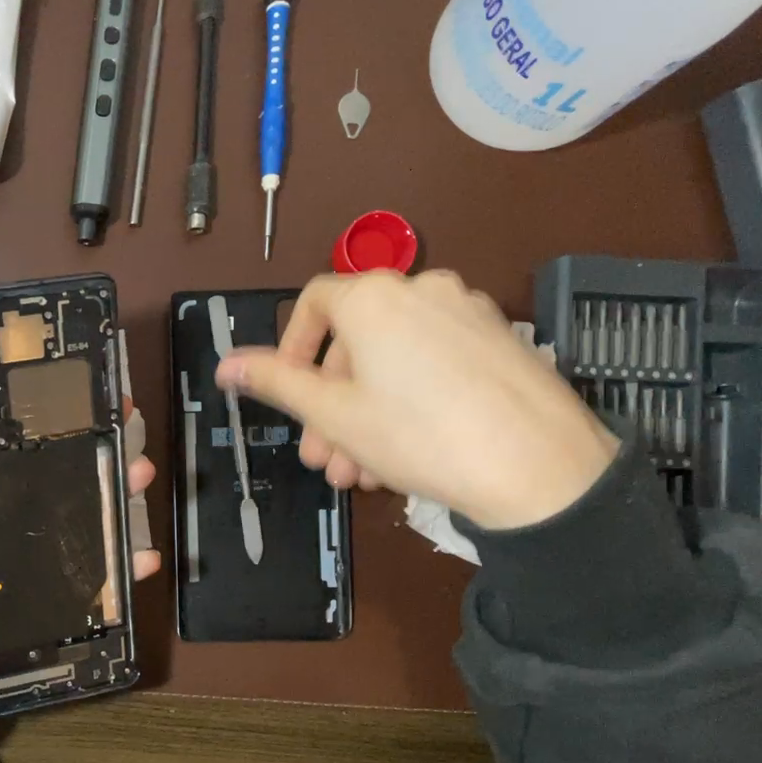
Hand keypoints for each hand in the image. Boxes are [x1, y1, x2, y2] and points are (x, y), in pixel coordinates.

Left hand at [0, 444, 160, 762]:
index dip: (21, 450)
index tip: (59, 417)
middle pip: (37, 510)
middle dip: (79, 477)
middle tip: (121, 449)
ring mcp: (11, 594)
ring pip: (63, 548)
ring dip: (101, 518)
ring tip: (137, 488)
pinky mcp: (32, 629)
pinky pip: (73, 599)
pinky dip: (106, 582)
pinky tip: (137, 565)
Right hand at [215, 271, 617, 529]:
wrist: (536, 468)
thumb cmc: (416, 434)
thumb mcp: (331, 413)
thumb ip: (275, 381)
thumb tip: (225, 363)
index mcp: (374, 298)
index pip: (313, 302)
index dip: (290, 348)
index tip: (288, 394)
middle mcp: (422, 291)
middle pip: (353, 342)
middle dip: (327, 404)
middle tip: (321, 457)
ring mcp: (468, 314)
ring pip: (391, 361)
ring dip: (362, 414)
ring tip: (359, 471)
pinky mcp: (499, 343)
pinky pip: (432, 365)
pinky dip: (406, 402)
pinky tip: (403, 456)